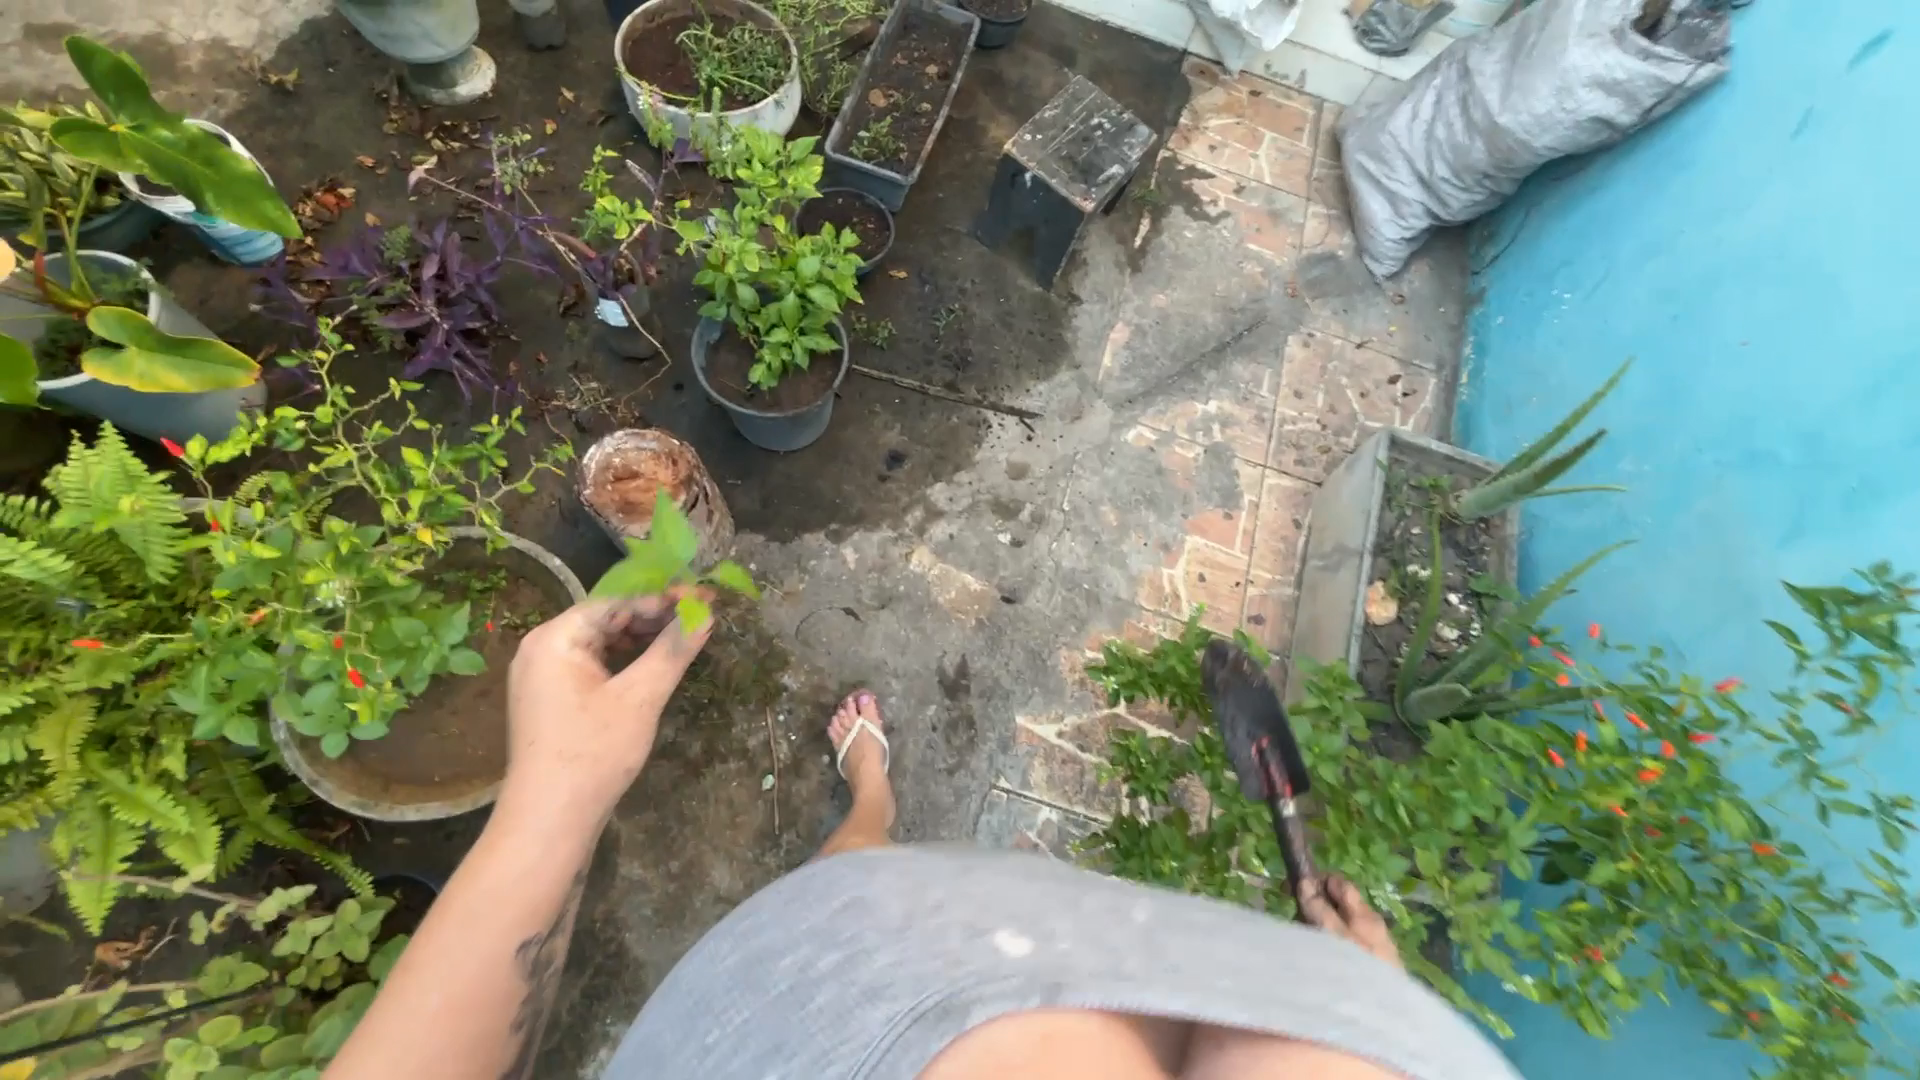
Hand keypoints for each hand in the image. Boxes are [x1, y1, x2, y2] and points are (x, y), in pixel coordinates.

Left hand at [497, 589, 711, 826]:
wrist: (550, 820)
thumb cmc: (594, 752)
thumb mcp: (641, 696)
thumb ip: (673, 649)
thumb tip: (706, 613)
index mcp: (556, 638)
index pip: (618, 602)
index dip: (664, 599)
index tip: (705, 598)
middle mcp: (543, 648)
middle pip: (609, 619)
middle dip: (655, 618)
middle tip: (701, 619)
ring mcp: (544, 675)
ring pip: (604, 642)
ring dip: (644, 640)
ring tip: (685, 640)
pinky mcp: (553, 698)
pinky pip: (595, 665)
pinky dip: (627, 662)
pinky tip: (656, 667)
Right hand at [1299, 874, 1401, 968]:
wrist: (1386, 1019)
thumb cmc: (1357, 969)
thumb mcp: (1331, 933)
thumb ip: (1319, 907)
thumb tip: (1305, 881)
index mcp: (1365, 914)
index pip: (1340, 883)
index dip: (1317, 881)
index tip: (1294, 889)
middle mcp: (1374, 927)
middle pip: (1341, 905)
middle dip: (1318, 906)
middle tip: (1297, 918)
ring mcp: (1378, 949)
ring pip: (1343, 926)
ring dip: (1323, 928)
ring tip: (1308, 943)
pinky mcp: (1377, 970)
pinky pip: (1348, 947)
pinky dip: (1333, 946)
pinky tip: (1325, 962)